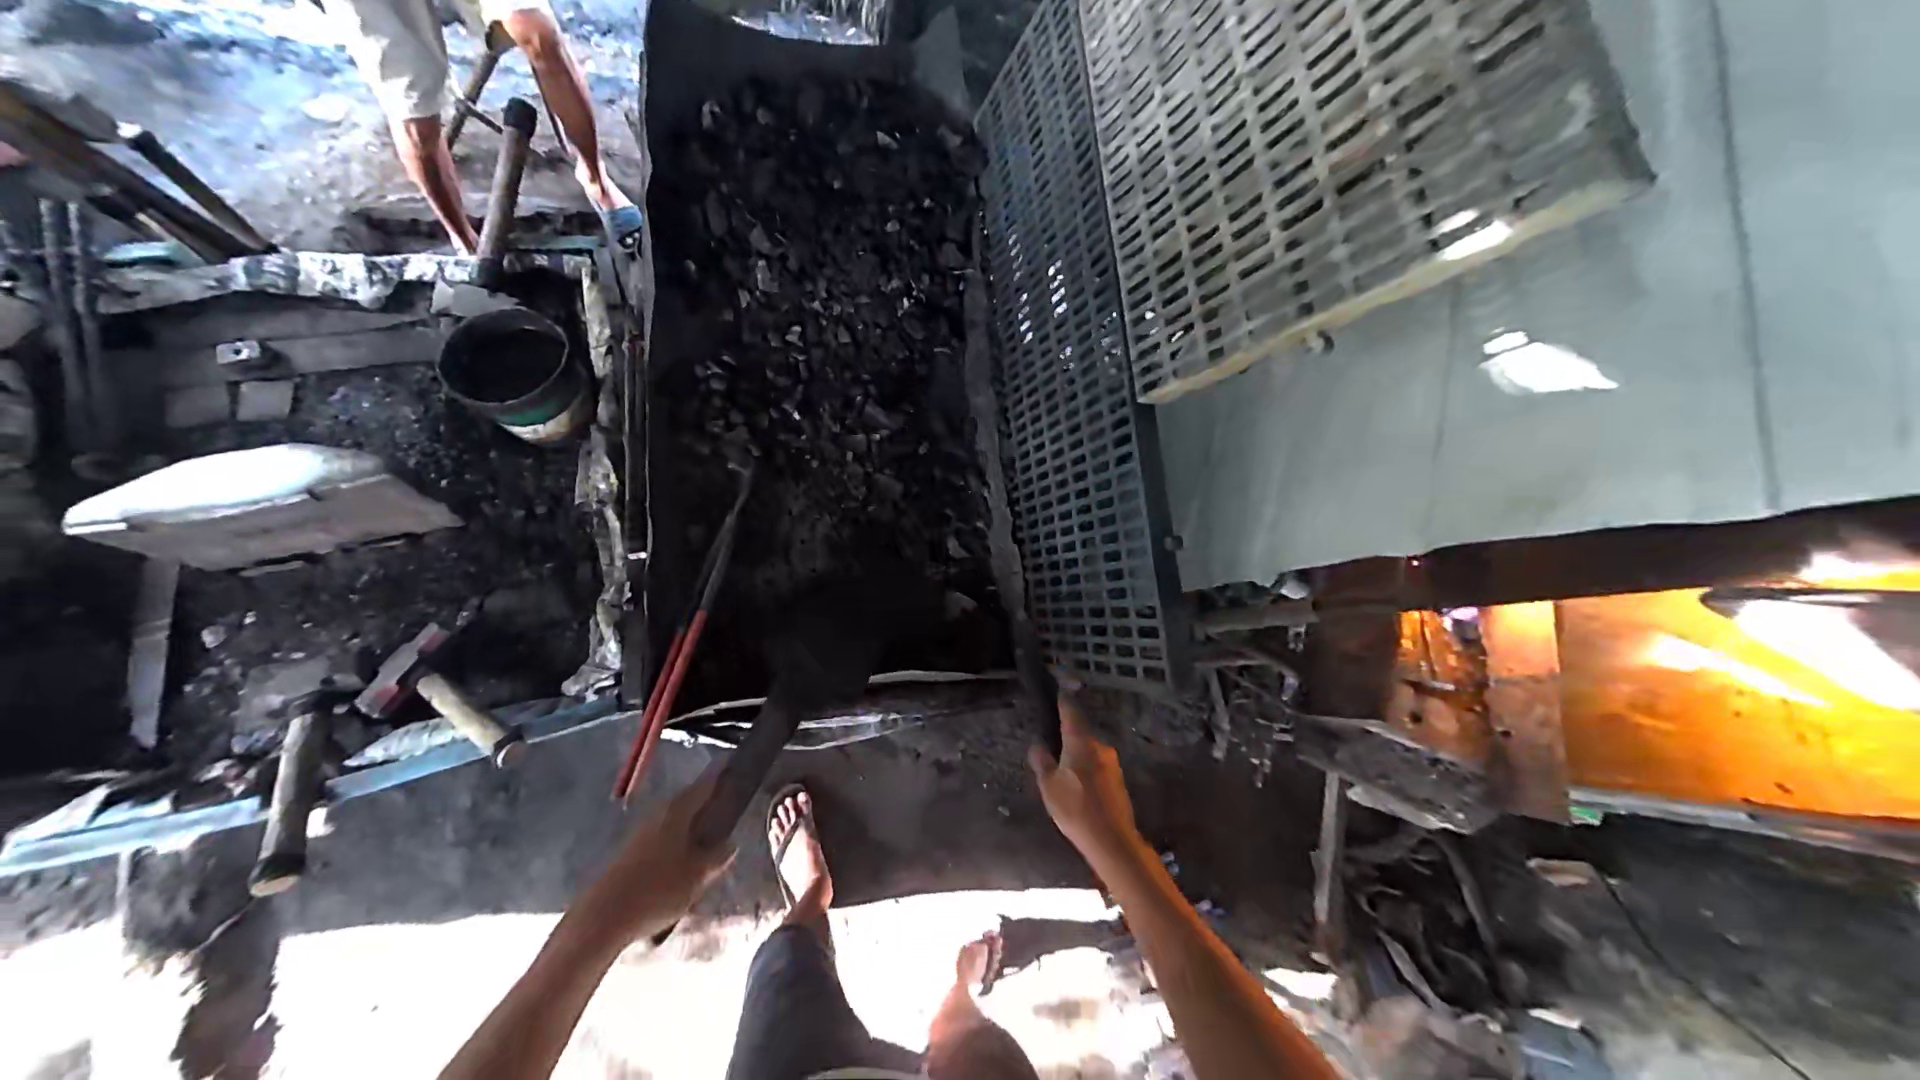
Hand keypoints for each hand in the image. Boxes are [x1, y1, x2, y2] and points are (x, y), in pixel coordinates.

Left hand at [579, 768, 736, 945]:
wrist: (602, 919)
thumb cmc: (657, 890)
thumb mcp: (698, 877)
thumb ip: (719, 858)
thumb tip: (732, 844)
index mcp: (678, 812)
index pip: (704, 785)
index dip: (720, 776)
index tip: (733, 767)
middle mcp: (658, 815)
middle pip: (687, 801)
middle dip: (705, 802)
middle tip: (725, 806)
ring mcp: (641, 834)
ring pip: (674, 821)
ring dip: (690, 824)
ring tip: (709, 837)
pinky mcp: (630, 854)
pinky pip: (662, 838)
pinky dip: (677, 841)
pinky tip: (684, 860)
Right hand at [1028, 692, 1145, 871]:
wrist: (1112, 841)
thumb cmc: (1075, 809)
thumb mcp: (1049, 786)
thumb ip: (1041, 761)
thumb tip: (1037, 744)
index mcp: (1081, 741)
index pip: (1071, 710)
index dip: (1062, 699)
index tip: (1057, 688)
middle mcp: (1100, 746)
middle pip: (1081, 731)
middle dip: (1067, 734)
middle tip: (1052, 744)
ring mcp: (1112, 763)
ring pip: (1090, 750)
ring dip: (1077, 753)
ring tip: (1063, 770)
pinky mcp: (1118, 780)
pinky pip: (1098, 765)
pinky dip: (1087, 768)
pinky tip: (1078, 785)